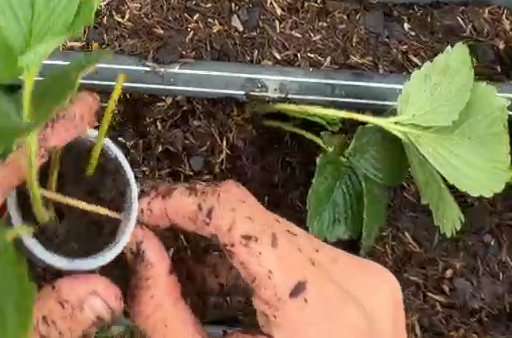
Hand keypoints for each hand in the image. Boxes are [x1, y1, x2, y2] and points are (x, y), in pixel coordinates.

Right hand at [128, 181, 404, 337]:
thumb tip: (140, 245)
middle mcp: (351, 277)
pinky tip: (231, 300)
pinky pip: (298, 253)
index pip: (233, 210)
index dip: (178, 201)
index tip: (141, 211)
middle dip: (195, 228)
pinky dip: (258, 267)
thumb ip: (165, 311)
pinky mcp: (371, 283)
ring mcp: (367, 278)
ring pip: (272, 231)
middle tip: (152, 243)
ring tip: (187, 283)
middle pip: (251, 220)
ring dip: (225, 249)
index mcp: (318, 306)